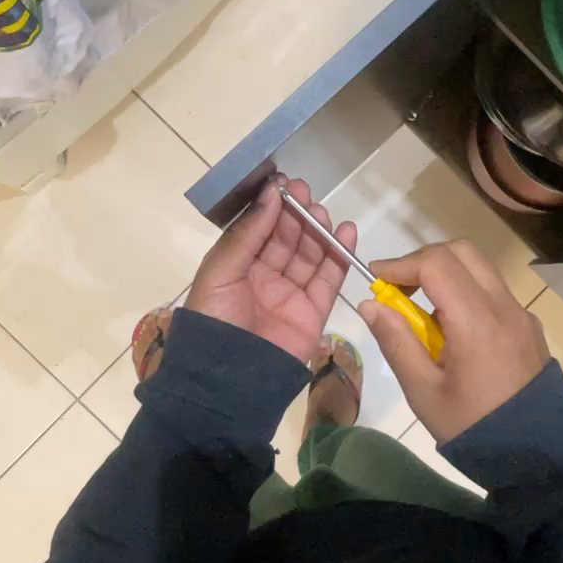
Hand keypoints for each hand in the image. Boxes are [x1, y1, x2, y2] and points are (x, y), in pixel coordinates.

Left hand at [186, 176, 355, 362]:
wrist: (229, 378)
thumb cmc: (215, 319)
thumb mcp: (220, 270)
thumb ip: (248, 233)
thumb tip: (272, 194)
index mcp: (236, 268)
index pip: (259, 230)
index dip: (273, 207)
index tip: (287, 184)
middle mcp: (263, 278)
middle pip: (286, 240)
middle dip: (297, 215)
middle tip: (306, 194)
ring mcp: (290, 295)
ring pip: (309, 256)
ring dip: (317, 232)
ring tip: (323, 213)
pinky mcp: (313, 313)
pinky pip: (328, 281)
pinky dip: (339, 257)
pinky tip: (346, 233)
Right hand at [356, 241, 549, 442]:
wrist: (539, 455)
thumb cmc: (473, 427)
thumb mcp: (424, 392)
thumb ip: (396, 342)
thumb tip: (370, 305)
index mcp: (476, 322)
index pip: (435, 264)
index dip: (400, 264)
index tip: (376, 280)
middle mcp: (503, 307)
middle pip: (461, 251)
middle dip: (423, 260)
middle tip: (398, 289)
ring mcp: (520, 314)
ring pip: (480, 268)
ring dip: (446, 274)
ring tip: (422, 313)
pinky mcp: (529, 326)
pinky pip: (494, 292)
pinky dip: (466, 292)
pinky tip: (452, 331)